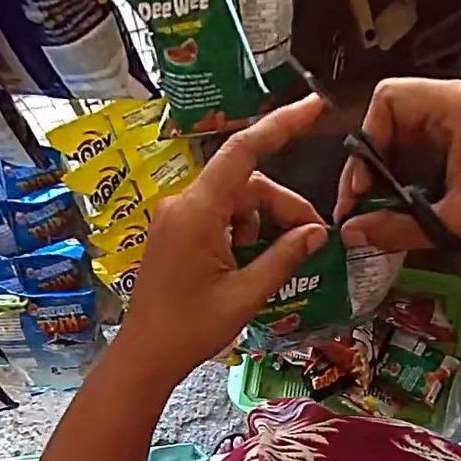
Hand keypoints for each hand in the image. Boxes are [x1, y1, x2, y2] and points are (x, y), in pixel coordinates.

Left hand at [116, 94, 330, 383]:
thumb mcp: (246, 293)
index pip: (243, 151)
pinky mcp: (170, 234)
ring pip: (230, 201)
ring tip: (270, 260)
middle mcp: (180, 205)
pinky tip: (245, 262)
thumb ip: (284, 257)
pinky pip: (212, 217)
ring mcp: (172, 219)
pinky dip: (236, 231)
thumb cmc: (191, 329)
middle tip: (309, 238)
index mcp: (197, 212)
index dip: (280, 125)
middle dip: (279, 206)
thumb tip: (316, 232)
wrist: (144, 354)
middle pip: (244, 184)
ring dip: (258, 222)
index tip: (313, 106)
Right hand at [333, 77, 460, 259]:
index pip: (387, 99)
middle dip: (373, 163)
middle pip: (395, 119)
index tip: (363, 186)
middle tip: (365, 206)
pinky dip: (415, 176)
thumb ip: (392, 227)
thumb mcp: (450, 221)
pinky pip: (433, 150)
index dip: (366, 140)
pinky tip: (413, 206)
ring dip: (392, 173)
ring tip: (386, 211)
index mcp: (460, 105)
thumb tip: (346, 234)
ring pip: (412, 138)